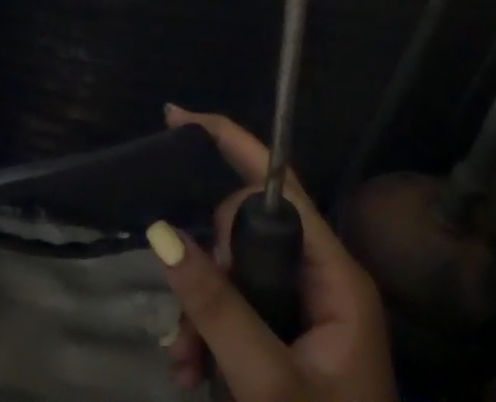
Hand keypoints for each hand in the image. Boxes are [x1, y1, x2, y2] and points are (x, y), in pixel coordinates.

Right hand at [151, 106, 396, 401]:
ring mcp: (305, 308)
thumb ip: (216, 307)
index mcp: (336, 277)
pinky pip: (234, 307)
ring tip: (184, 364)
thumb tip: (159, 230)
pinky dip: (205, 333)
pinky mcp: (288, 334)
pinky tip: (191, 371)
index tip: (177, 118)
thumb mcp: (267, 380)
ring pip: (230, 274)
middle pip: (243, 233)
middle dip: (202, 269)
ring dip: (197, 313)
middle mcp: (322, 280)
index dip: (231, 143)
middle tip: (183, 324)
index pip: (280, 187)